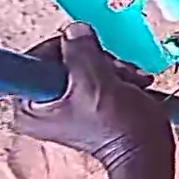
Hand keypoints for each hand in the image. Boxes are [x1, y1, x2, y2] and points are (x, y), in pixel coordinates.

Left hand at [15, 22, 174, 173]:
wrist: (147, 148)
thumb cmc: (120, 128)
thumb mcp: (98, 83)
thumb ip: (82, 53)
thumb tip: (74, 29)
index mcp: (30, 106)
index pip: (35, 59)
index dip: (63, 50)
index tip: (85, 52)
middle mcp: (43, 105)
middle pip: (65, 60)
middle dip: (98, 60)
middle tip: (115, 70)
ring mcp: (66, 104)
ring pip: (86, 65)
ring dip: (114, 67)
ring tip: (129, 80)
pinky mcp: (87, 103)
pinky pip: (98, 75)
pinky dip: (118, 75)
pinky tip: (132, 82)